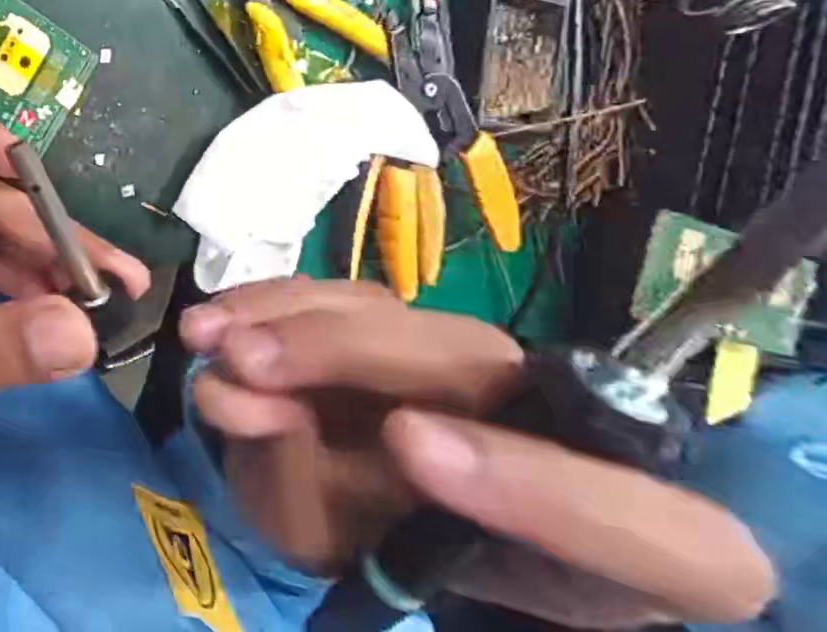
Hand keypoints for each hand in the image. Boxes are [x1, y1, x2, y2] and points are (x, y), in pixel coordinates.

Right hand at [181, 279, 774, 627]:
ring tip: (204, 336)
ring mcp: (470, 355)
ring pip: (384, 309)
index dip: (533, 486)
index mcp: (628, 548)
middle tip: (243, 360)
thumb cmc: (374, 551)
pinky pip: (330, 291)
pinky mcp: (398, 317)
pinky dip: (264, 299)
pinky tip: (214, 319)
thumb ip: (304, 488)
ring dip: (283, 315)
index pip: (642, 528)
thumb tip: (236, 395)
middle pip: (470, 359)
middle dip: (342, 353)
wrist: (387, 508)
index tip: (407, 446)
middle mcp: (562, 426)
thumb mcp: (349, 555)